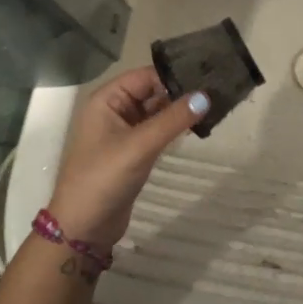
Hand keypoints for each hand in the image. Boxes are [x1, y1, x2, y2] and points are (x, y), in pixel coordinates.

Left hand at [47, 67, 206, 245]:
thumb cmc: (103, 178)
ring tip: (215, 105)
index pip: (146, 76)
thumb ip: (173, 120)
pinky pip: (157, 131)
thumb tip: (207, 94)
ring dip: (180, 111)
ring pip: (157, 112)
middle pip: (152, 91)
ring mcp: (124, 132)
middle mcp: (115, 110)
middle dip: (180, 92)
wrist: (83, 228)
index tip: (208, 75)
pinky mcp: (133, 152)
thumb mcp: (139, 146)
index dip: (174, 75)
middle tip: (219, 89)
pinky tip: (198, 127)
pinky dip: (174, 128)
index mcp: (107, 99)